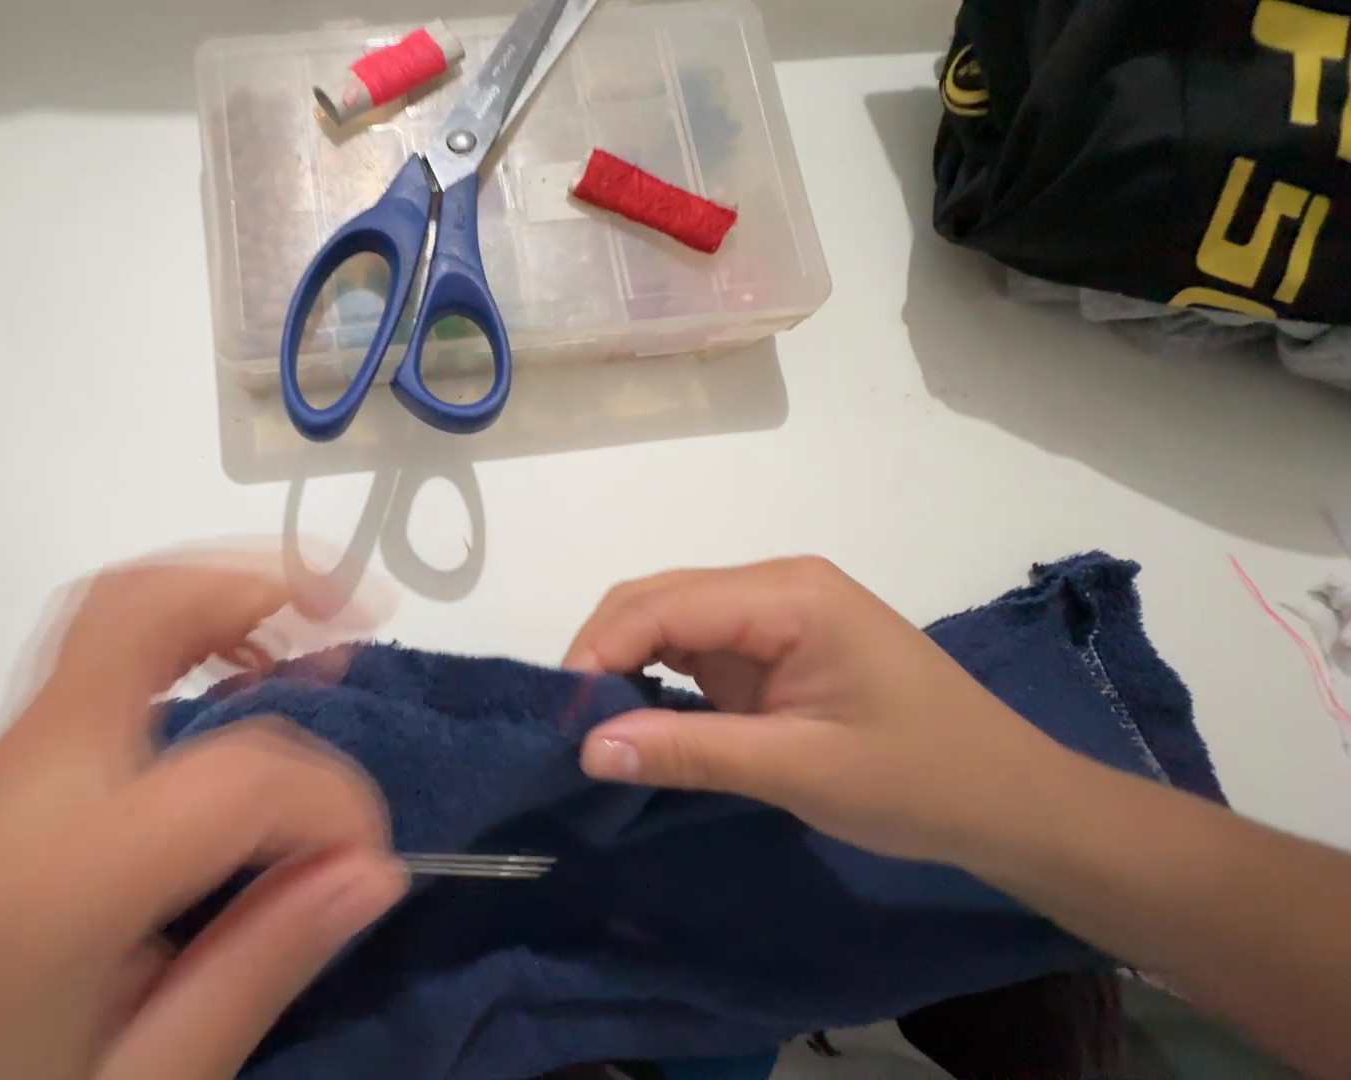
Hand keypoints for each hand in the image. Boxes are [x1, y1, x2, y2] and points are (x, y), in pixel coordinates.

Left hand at [0, 554, 408, 1079]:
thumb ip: (259, 965)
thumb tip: (374, 870)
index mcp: (58, 874)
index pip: (235, 777)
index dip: (329, 800)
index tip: (368, 856)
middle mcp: (22, 775)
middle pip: (139, 610)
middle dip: (260, 585)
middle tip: (355, 606)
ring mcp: (8, 750)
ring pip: (114, 603)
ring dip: (222, 588)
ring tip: (312, 620)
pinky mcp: (16, 753)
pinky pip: (103, 643)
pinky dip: (186, 621)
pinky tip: (240, 661)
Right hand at [564, 557, 1074, 865]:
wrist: (1016, 804)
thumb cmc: (924, 781)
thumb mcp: (802, 772)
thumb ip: (690, 752)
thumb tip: (586, 748)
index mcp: (787, 594)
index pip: (662, 605)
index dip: (600, 651)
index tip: (562, 718)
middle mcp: (771, 585)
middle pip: (654, 598)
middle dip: (601, 652)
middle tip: (569, 723)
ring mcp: (768, 611)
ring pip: (662, 617)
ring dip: (619, 661)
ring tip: (589, 719)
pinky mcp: (766, 643)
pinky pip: (686, 645)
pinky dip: (648, 674)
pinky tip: (631, 712)